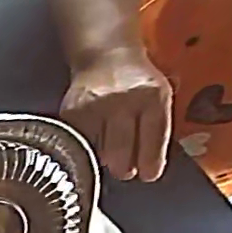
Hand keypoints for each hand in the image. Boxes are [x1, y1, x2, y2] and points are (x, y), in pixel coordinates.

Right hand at [60, 46, 172, 181]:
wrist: (105, 56)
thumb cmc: (137, 80)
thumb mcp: (159, 94)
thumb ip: (156, 123)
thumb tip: (147, 161)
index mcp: (153, 97)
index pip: (153, 137)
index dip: (151, 161)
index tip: (148, 176)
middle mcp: (123, 102)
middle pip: (122, 149)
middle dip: (125, 166)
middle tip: (126, 171)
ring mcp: (94, 108)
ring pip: (98, 149)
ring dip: (104, 158)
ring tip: (109, 156)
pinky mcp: (72, 113)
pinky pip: (80, 142)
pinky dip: (86, 147)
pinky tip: (93, 144)